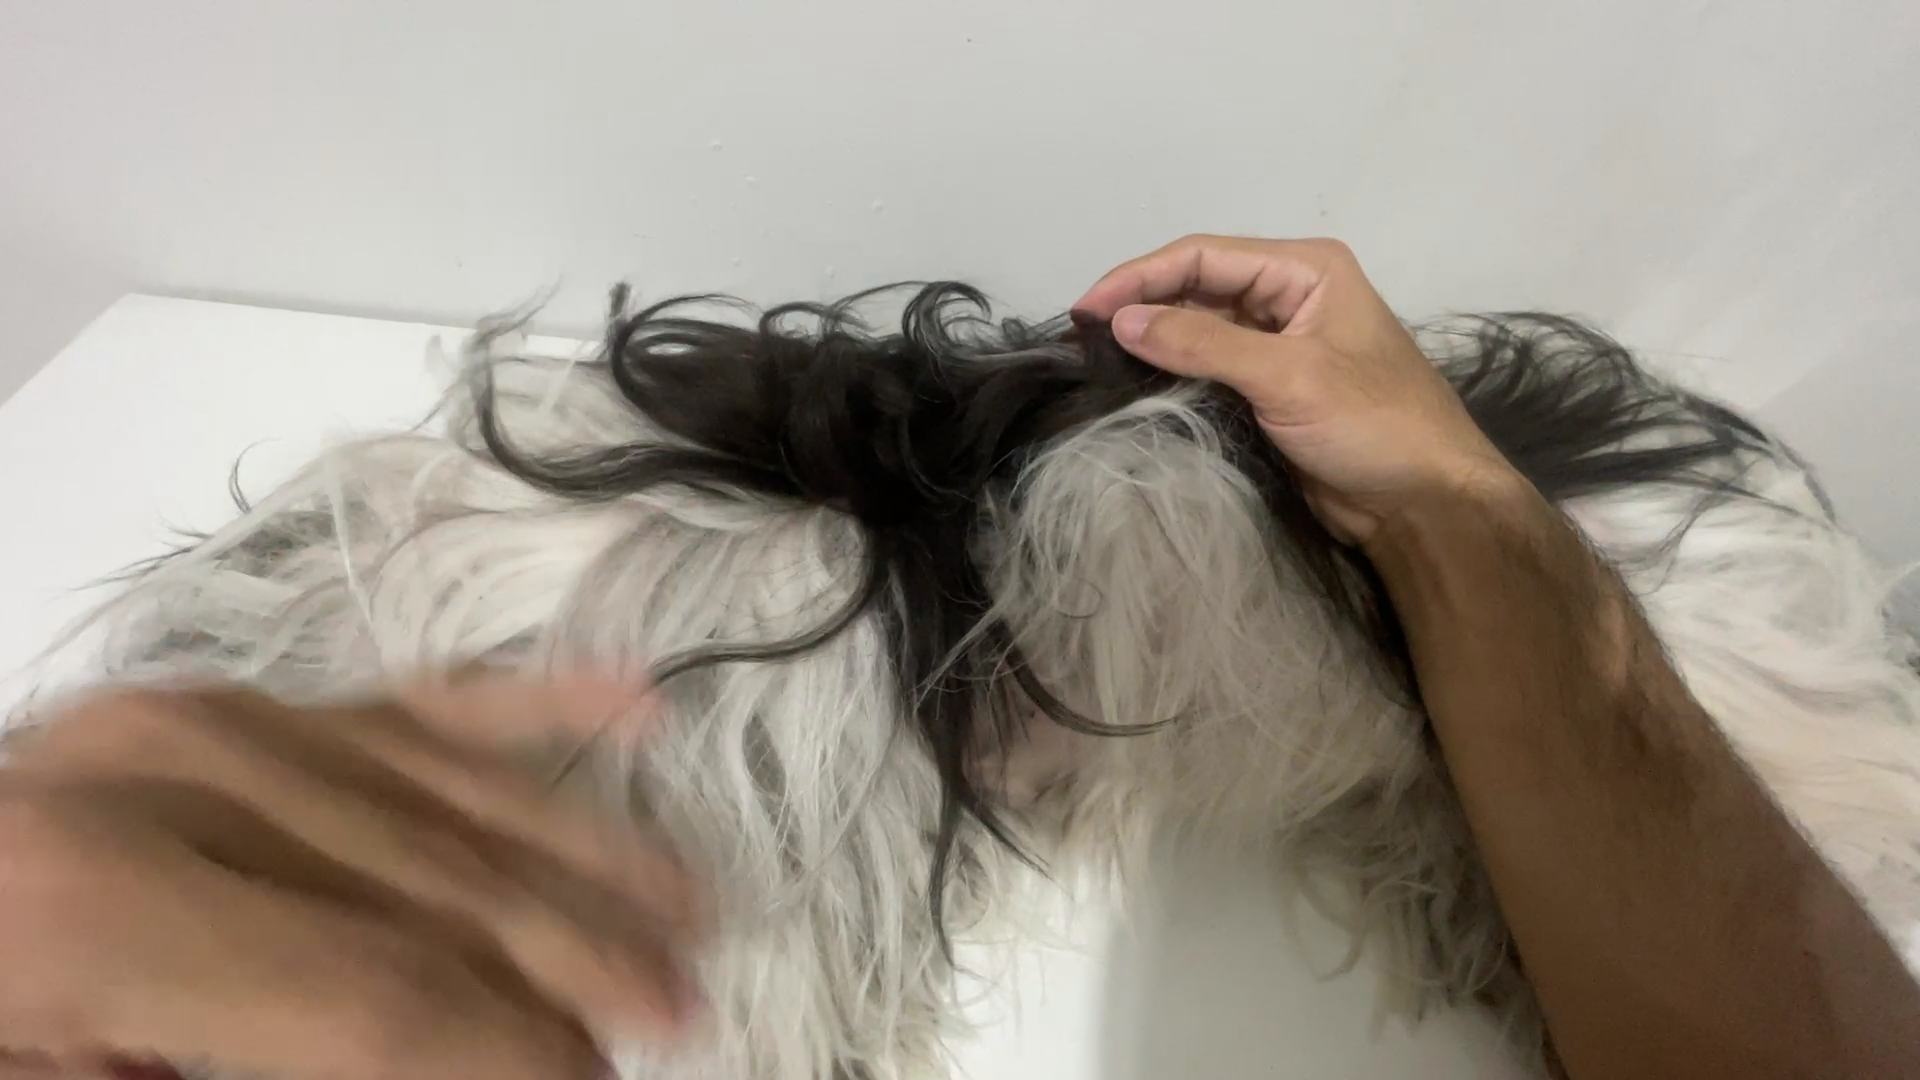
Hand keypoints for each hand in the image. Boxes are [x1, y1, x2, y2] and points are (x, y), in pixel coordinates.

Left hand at [0, 676, 707, 1079]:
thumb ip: (303, 1062)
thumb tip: (501, 1057)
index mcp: (96, 904)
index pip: (384, 989)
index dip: (514, 1048)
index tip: (601, 1077)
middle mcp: (194, 776)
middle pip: (448, 886)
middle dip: (579, 960)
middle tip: (680, 1007)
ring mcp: (243, 717)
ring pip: (471, 790)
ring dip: (597, 854)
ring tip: (692, 904)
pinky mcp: (274, 702)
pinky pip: (438, 699)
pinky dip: (550, 700)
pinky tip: (638, 699)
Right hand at [1075, 234, 1519, 544]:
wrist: (1419, 502)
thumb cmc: (1371, 426)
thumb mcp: (1288, 375)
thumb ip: (1203, 344)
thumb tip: (1121, 321)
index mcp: (1303, 271)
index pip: (1204, 257)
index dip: (1139, 278)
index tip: (1086, 310)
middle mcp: (1286, 297)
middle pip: (1195, 286)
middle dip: (1140, 304)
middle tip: (1082, 335)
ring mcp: (1274, 345)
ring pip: (1197, 327)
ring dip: (1150, 338)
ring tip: (1096, 356)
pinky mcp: (1264, 388)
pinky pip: (1205, 367)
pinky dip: (1169, 371)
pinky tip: (1134, 382)